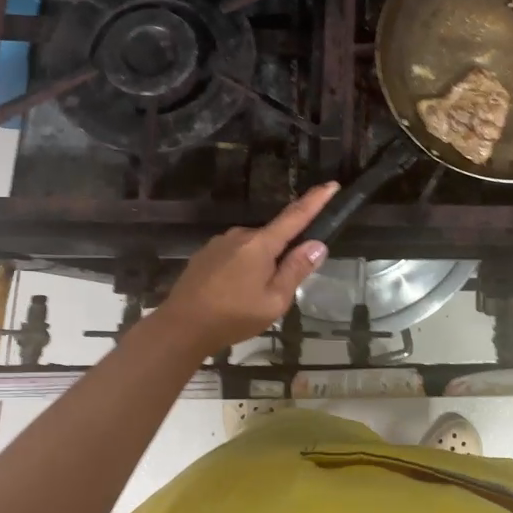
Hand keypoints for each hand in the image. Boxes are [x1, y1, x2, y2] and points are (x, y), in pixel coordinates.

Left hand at [159, 182, 338, 354]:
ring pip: (252, 248)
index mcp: (261, 243)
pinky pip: (234, 255)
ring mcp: (219, 243)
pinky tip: (233, 294)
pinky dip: (241, 269)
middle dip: (282, 254)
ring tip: (252, 298)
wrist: (181, 327)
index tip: (331, 185)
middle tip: (279, 288)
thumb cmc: (233, 316)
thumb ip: (296, 270)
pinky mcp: (205, 254)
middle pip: (273, 236)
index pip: (295, 215)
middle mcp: (240, 235)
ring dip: (260, 264)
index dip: (316, 200)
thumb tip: (317, 244)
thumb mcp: (274, 300)